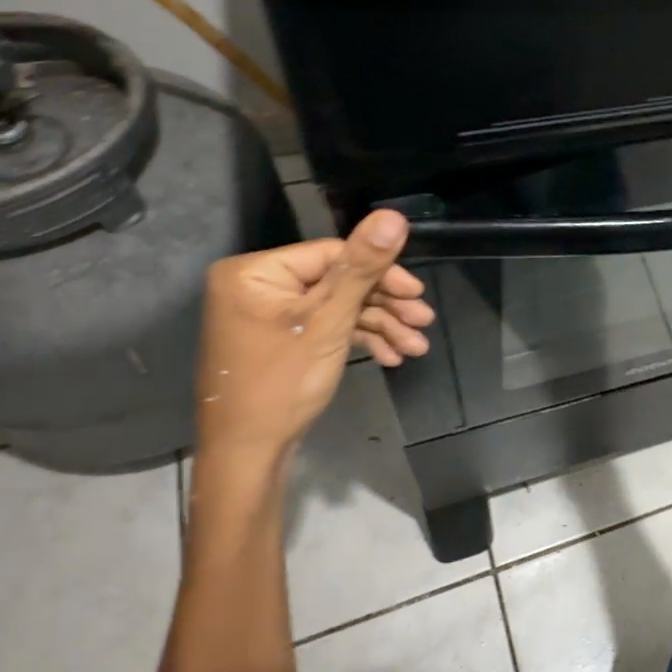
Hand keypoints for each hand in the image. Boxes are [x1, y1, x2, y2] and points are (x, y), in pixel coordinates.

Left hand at [194, 209, 434, 456]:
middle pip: (338, 281)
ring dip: (379, 325)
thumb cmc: (281, 383)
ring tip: (415, 347)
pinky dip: (358, 339)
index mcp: (255, 272)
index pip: (333, 255)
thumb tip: (393, 215)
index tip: (418, 294)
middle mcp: (256, 286)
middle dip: (384, 305)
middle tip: (423, 322)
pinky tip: (391, 356)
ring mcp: (267, 315)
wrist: (247, 455)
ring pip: (337, 307)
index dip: (381, 273)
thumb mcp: (328, 321)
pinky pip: (325, 327)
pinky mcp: (279, 340)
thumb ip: (362, 267)